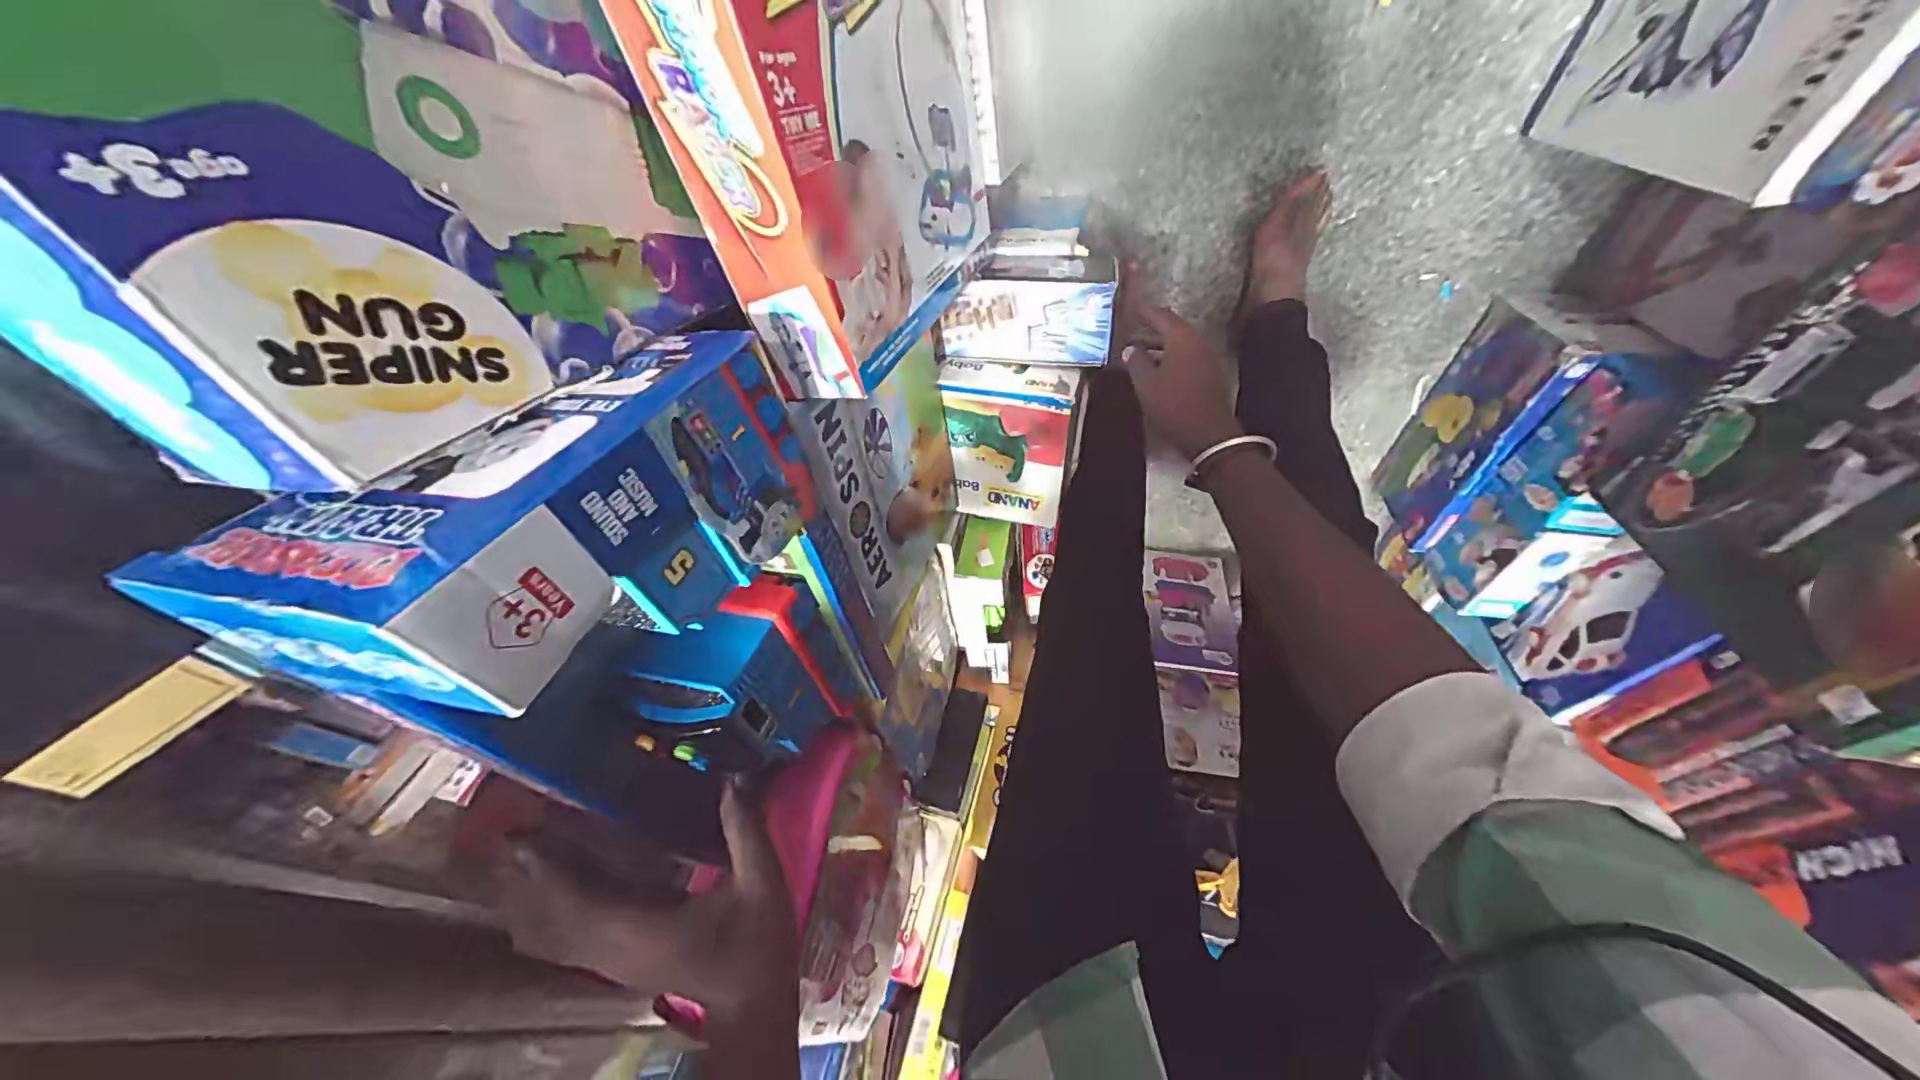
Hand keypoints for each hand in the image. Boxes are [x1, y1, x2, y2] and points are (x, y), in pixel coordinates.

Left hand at [497, 781, 798, 1023]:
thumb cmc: (758, 943)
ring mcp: (608, 961)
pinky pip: (561, 938)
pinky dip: (543, 911)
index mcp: (643, 930)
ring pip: (548, 933)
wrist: (752, 1002)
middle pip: (548, 919)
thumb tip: (730, 782)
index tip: (523, 835)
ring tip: (518, 852)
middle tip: (512, 831)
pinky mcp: (612, 962)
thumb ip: (744, 831)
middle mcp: (613, 949)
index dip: (545, 871)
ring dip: (528, 895)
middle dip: (524, 877)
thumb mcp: (761, 882)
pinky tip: (541, 887)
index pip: (578, 902)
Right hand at [1119, 304, 1243, 458]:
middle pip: (1173, 329)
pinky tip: (1157, 369)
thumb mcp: (1146, 384)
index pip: (1161, 316)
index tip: (1134, 307)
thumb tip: (1131, 348)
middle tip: (1134, 328)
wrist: (1207, 433)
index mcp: (1181, 339)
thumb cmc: (1173, 405)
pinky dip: (1170, 357)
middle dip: (1153, 328)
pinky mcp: (1208, 375)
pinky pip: (1186, 358)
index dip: (1146, 312)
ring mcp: (1206, 359)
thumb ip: (1136, 362)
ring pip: (1179, 344)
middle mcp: (1197, 343)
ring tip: (1140, 350)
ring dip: (1160, 345)